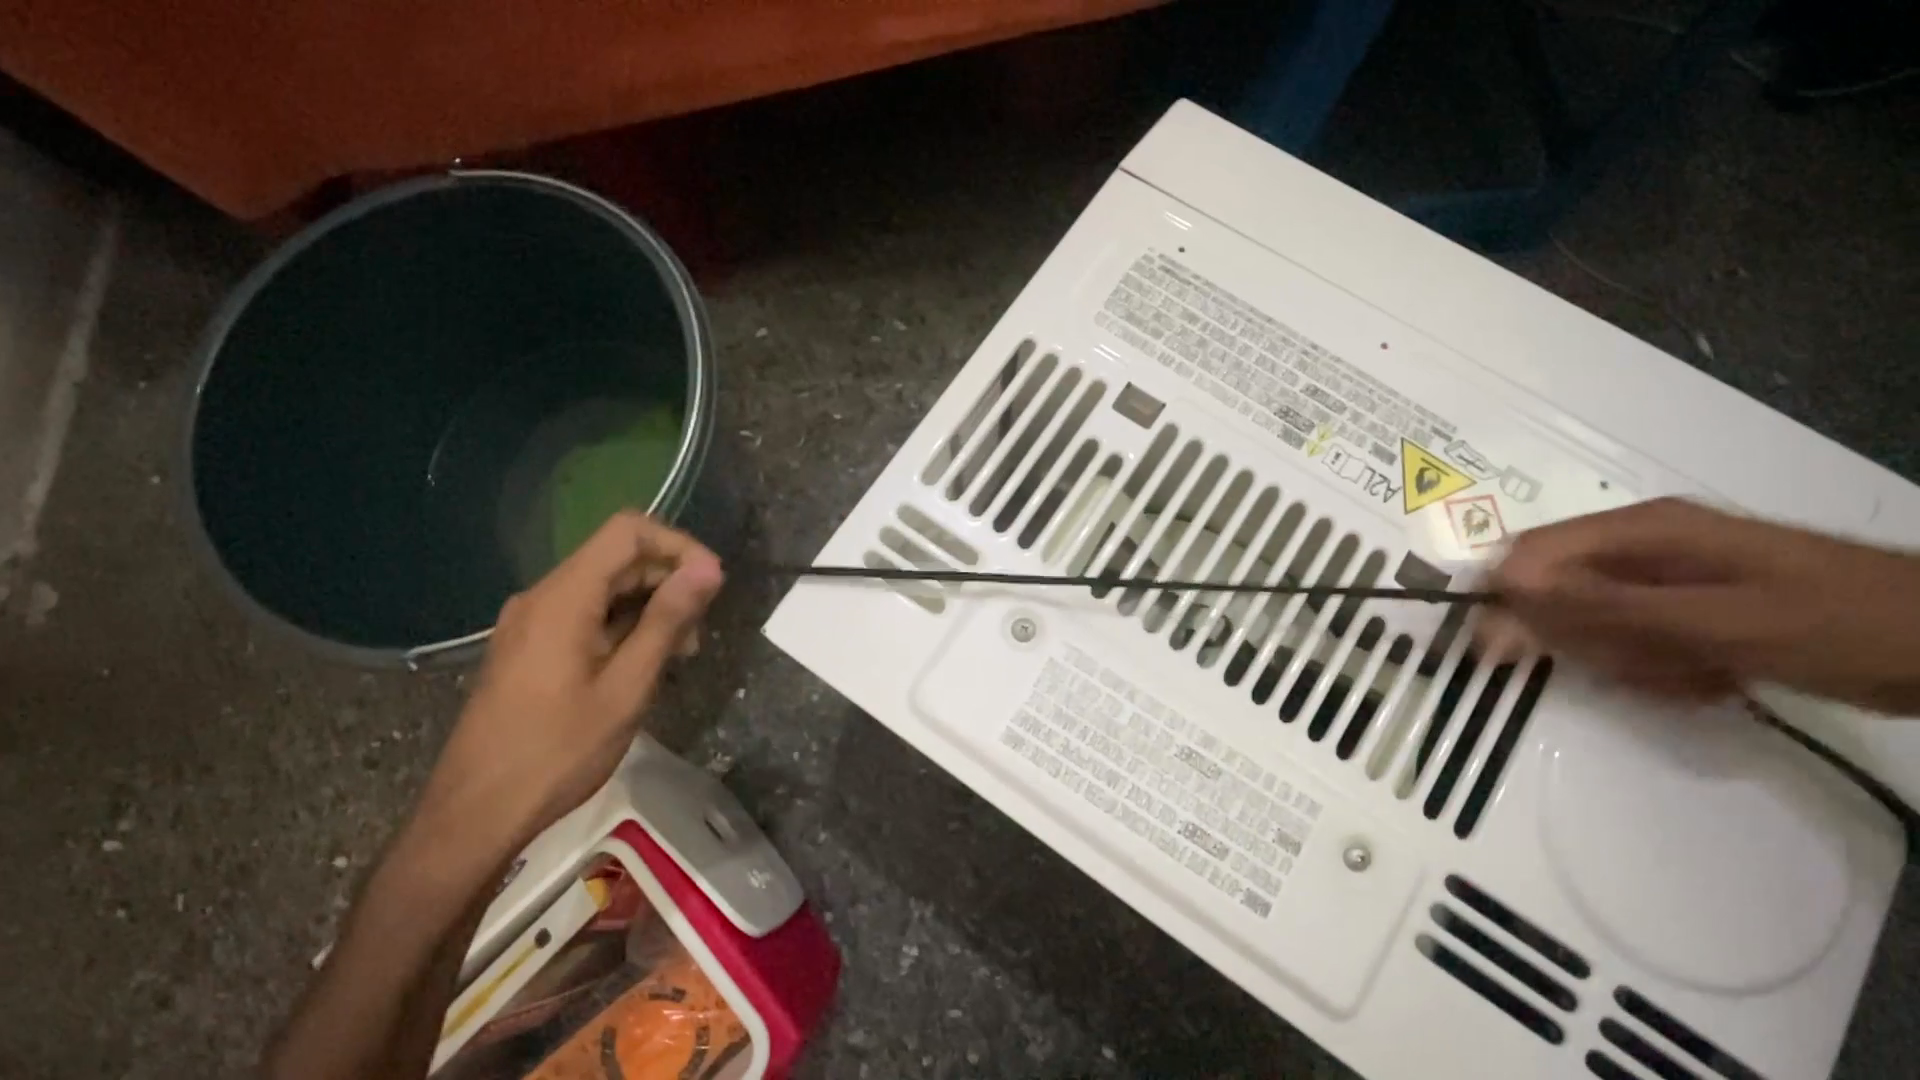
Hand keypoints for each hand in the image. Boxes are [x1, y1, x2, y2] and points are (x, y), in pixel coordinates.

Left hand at [420, 511, 723, 845]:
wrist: (476, 811)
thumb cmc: (559, 750)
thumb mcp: (627, 686)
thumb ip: (667, 621)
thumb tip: (708, 569)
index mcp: (564, 596)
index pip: (628, 531)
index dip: (678, 546)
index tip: (712, 586)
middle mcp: (542, 596)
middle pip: (617, 559)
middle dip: (668, 582)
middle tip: (699, 634)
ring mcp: (530, 622)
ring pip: (603, 589)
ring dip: (648, 609)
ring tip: (678, 657)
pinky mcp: (528, 647)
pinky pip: (584, 615)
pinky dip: (621, 627)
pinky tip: (641, 667)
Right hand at [1478, 497, 1919, 712]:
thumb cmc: (1838, 624)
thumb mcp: (1718, 621)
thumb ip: (1607, 604)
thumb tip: (1508, 586)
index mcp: (1643, 530)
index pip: (1532, 554)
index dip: (1506, 599)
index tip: (1503, 655)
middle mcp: (1643, 546)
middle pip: (1559, 594)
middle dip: (1589, 642)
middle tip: (1645, 669)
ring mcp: (1667, 579)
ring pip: (1596, 627)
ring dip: (1631, 662)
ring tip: (1693, 676)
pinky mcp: (1688, 610)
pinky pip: (1635, 644)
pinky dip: (1660, 671)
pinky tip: (1709, 679)